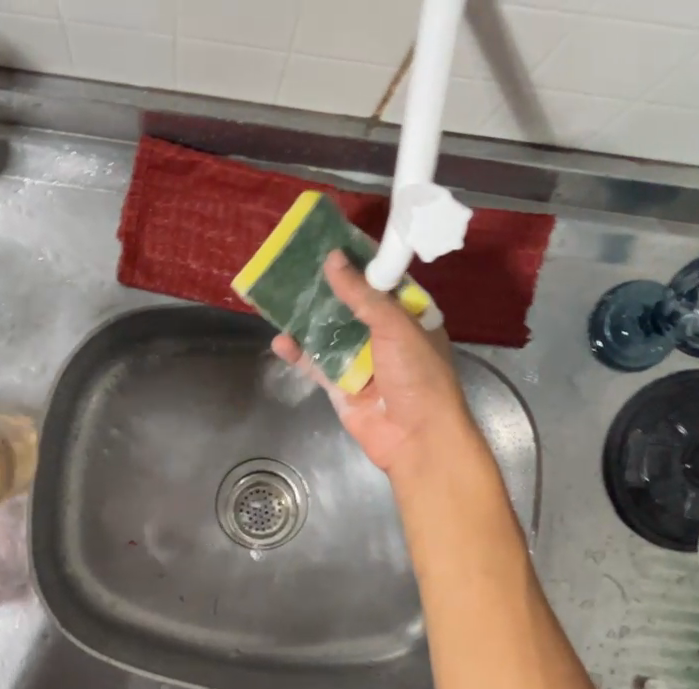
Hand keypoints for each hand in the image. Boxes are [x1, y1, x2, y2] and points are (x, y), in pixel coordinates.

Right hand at [272, 252, 483, 479]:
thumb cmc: (418, 375)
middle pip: (350, 306)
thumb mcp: (395, 325)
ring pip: (329, 334)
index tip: (329, 242)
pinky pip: (316, 364)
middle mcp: (384, 336)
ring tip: (281, 296)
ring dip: (307, 319)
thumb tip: (332, 260)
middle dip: (325, 289)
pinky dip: (299, 353)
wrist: (416, 437)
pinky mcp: (340, 386)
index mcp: (409, 316)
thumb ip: (362, 294)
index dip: (357, 263)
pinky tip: (280, 340)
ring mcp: (361, 362)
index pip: (381, 282)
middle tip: (295, 266)